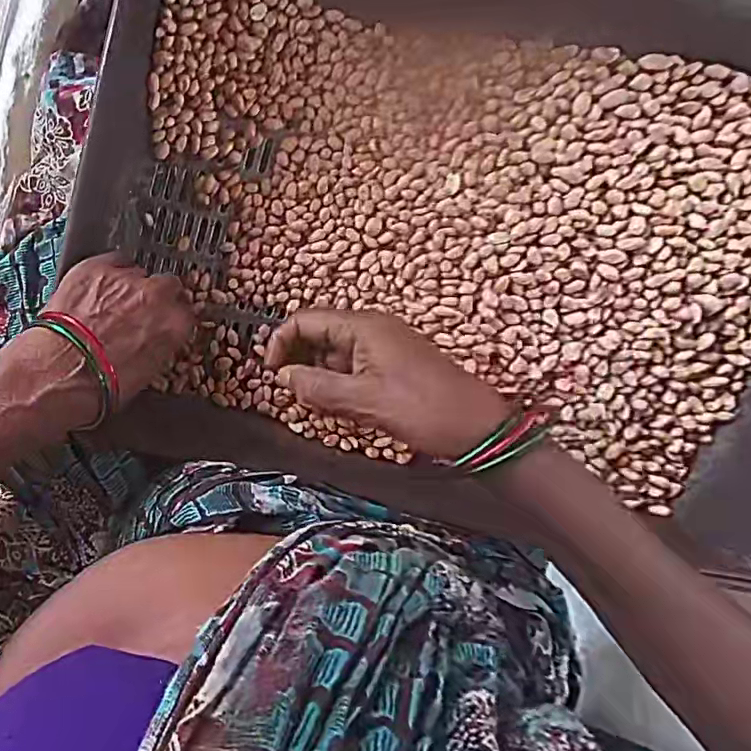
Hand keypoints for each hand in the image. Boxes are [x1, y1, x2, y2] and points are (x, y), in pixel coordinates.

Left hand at [36, 252, 195, 402]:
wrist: (60, 371)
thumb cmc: (99, 385)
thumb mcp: (145, 375)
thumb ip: (158, 347)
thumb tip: (151, 341)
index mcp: (174, 326)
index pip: (185, 312)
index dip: (170, 316)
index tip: (161, 321)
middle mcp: (156, 296)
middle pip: (166, 285)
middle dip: (154, 296)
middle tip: (135, 312)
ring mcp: (125, 278)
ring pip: (136, 272)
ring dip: (126, 286)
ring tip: (106, 305)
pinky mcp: (96, 267)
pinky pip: (110, 262)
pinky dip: (104, 274)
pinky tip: (92, 291)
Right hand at [263, 309, 510, 458]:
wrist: (479, 430)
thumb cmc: (426, 410)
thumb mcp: (362, 400)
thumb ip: (316, 387)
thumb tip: (283, 377)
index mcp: (363, 326)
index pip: (303, 320)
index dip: (279, 343)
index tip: (271, 372)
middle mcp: (371, 329)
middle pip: (316, 335)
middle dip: (296, 361)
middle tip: (290, 392)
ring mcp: (382, 347)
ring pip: (331, 354)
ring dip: (316, 377)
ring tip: (315, 404)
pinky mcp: (390, 366)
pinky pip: (350, 368)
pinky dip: (336, 384)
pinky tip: (338, 407)